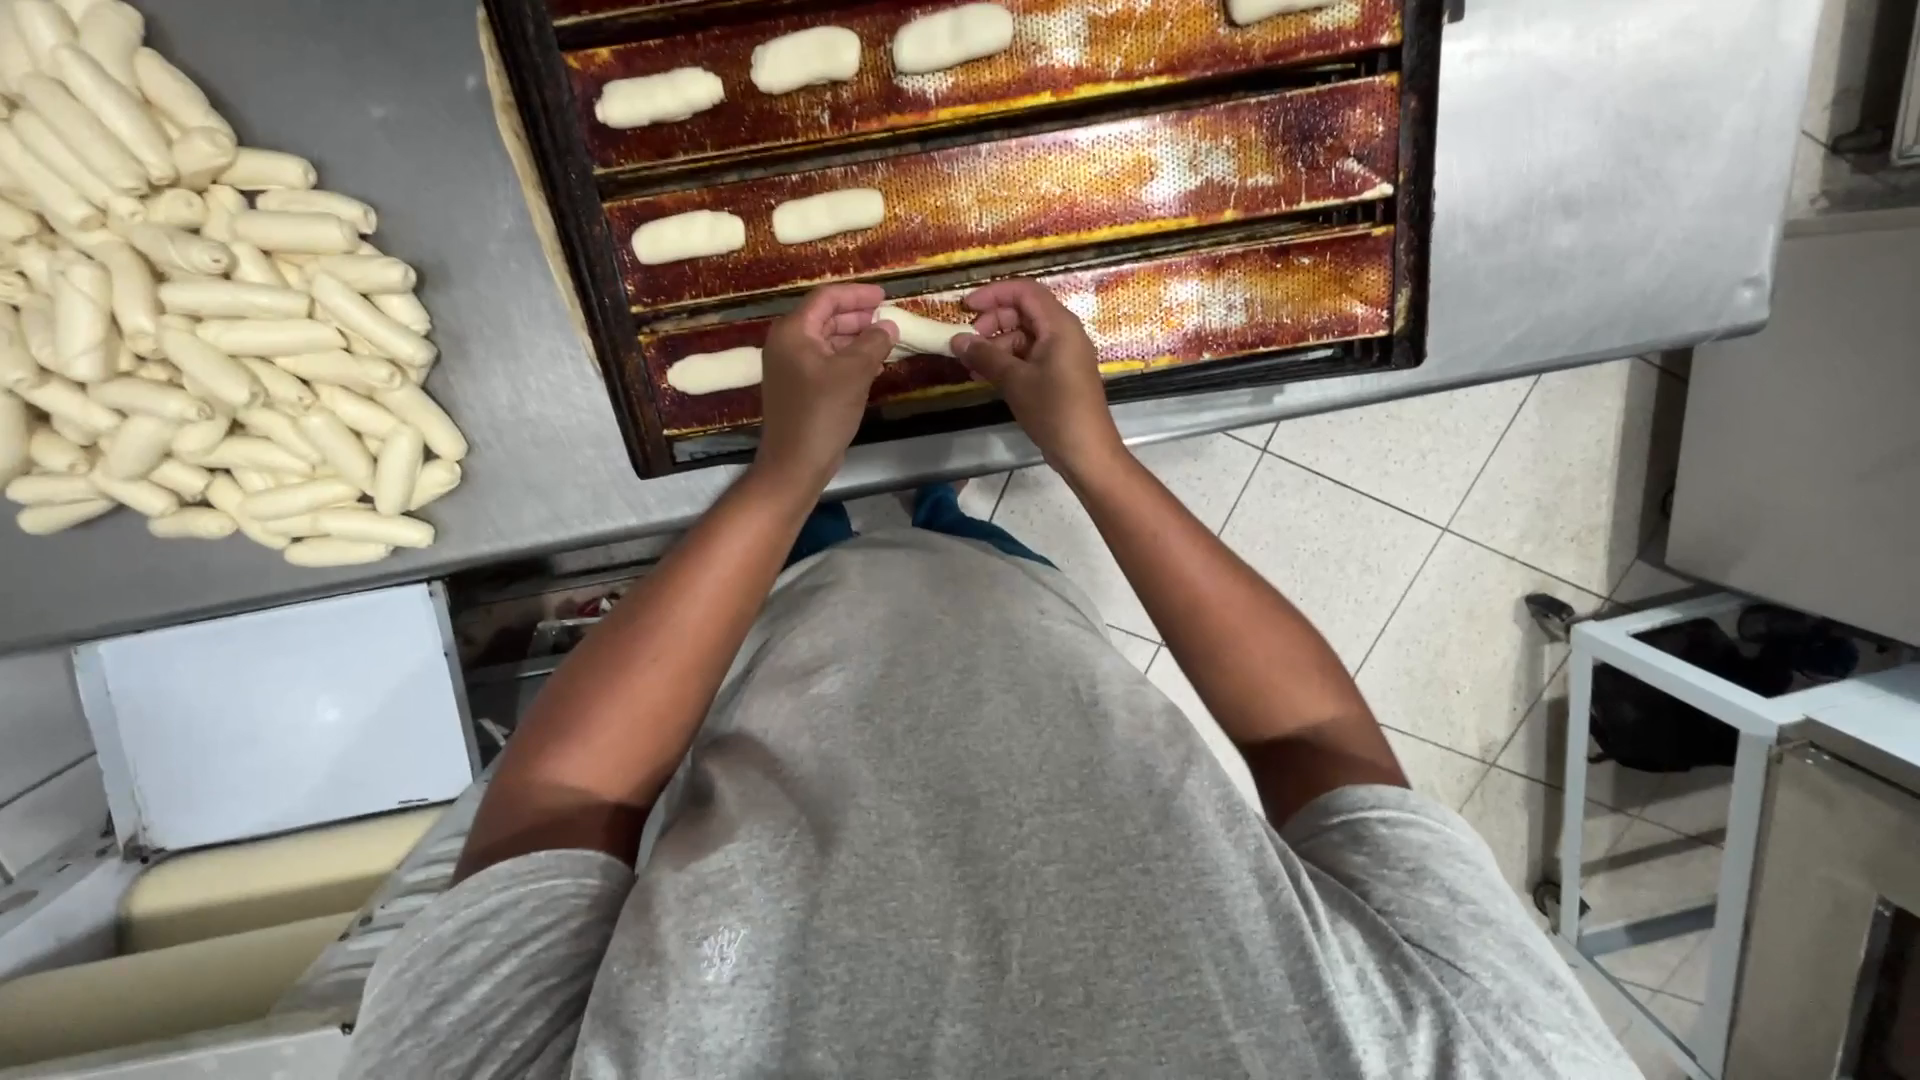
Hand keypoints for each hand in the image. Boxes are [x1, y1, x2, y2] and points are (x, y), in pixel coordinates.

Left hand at [753, 283, 897, 489]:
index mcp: (793, 332)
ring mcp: (791, 368)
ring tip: (886, 342)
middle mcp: (787, 344)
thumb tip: (888, 325)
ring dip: (856, 340)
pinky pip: (826, 363)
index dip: (857, 295)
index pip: (826, 298)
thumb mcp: (854, 372)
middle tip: (888, 319)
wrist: (795, 462)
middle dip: (858, 317)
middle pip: (825, 318)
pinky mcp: (799, 389)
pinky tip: (872, 368)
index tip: (884, 297)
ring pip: (828, 341)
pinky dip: (848, 360)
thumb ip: (873, 343)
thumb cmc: (822, 412)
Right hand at [951, 278, 1124, 478]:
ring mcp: (1062, 355)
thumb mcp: (1014, 381)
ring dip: (996, 345)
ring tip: (972, 366)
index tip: (965, 308)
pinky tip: (986, 376)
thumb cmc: (1054, 410)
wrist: (1086, 451)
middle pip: (1023, 312)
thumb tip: (957, 340)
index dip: (993, 294)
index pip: (1024, 290)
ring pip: (1024, 336)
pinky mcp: (1059, 374)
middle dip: (992, 322)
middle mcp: (1063, 333)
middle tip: (968, 344)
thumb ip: (985, 356)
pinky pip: (1030, 356)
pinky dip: (1008, 361)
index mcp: (1059, 325)